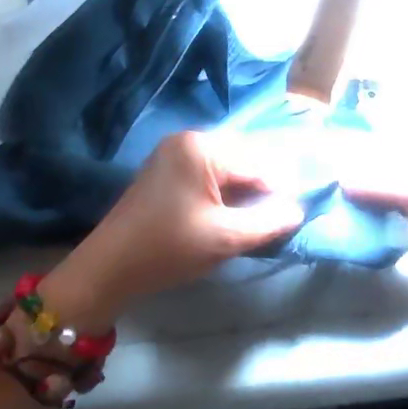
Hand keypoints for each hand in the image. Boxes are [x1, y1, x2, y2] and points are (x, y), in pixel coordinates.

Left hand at [46, 132, 304, 325]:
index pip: (259, 163)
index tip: (295, 216)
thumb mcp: (225, 237)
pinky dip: (224, 192)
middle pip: (243, 160)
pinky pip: (208, 173)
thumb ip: (268, 220)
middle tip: (276, 220)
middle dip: (262, 188)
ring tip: (255, 221)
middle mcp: (188, 139)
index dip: (280, 190)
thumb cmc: (168, 249)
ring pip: (227, 167)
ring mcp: (173, 153)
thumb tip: (298, 209)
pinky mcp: (166, 169)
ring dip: (244, 191)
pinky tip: (230, 215)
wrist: (109, 268)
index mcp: (202, 147)